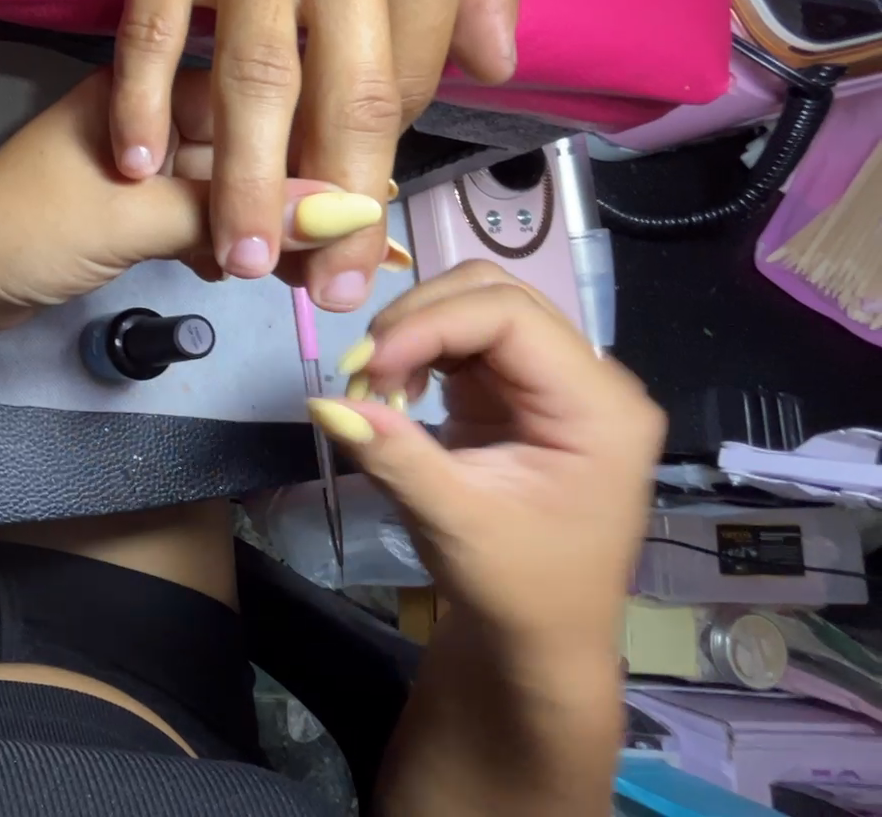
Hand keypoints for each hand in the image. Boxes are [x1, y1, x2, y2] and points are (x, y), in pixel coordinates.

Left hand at [0, 72, 390, 330]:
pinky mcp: (123, 213)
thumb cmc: (28, 232)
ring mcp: (132, 170)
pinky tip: (231, 272)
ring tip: (298, 271)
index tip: (364, 193)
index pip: (249, 103)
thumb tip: (341, 214)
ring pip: (218, 192)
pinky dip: (214, 245)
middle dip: (288, 199)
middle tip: (340, 248)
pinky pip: (189, 220)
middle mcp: (141, 120)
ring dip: (254, 230)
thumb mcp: (128, 219)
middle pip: (238, 151)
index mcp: (138, 92)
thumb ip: (228, 213)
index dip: (307, 147)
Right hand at [114, 0, 524, 310]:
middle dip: (331, 207)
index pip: (411, 75)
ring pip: (250, 80)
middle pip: (341, 97)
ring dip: (242, 180)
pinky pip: (151, 32)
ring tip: (240, 259)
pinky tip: (134, 166)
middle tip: (320, 291)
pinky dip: (140, 101)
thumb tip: (499, 65)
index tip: (360, 232)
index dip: (384, 165)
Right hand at [306, 262, 662, 649]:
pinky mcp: (511, 389)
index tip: (363, 369)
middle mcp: (584, 378)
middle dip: (415, 320)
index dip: (427, 325)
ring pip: (469, 306)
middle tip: (364, 373)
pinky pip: (455, 338)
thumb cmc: (517, 583)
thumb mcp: (453, 521)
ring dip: (409, 333)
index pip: (508, 315)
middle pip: (491, 293)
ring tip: (376, 388)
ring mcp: (547, 379)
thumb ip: (393, 455)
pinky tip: (393, 391)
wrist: (537, 629)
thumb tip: (323, 402)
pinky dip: (410, 352)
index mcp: (598, 407)